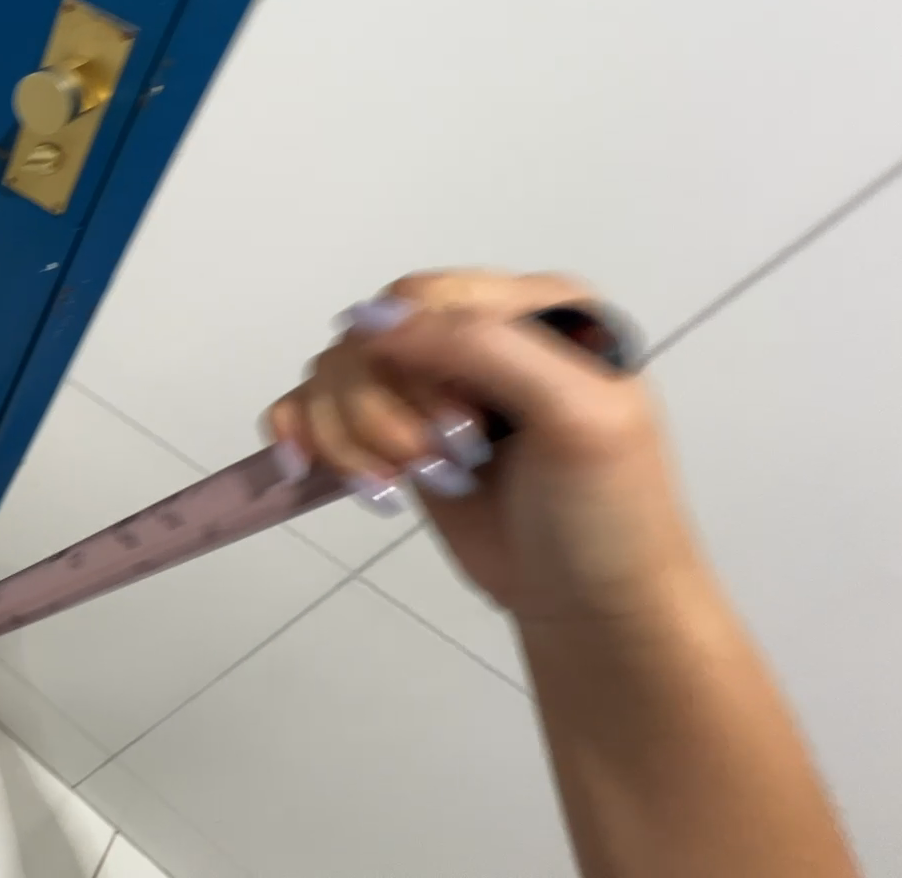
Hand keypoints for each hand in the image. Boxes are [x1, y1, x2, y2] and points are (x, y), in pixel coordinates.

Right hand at [265, 270, 706, 626]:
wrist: (587, 604)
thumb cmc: (604, 514)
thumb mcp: (577, 415)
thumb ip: (482, 346)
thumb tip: (367, 320)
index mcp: (526, 310)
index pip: (416, 297)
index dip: (409, 357)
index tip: (452, 427)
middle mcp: (462, 337)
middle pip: (361, 342)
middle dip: (379, 412)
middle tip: (435, 466)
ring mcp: (417, 386)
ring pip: (327, 377)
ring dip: (346, 438)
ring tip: (396, 484)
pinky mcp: (381, 428)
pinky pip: (305, 406)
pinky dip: (298, 435)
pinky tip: (304, 466)